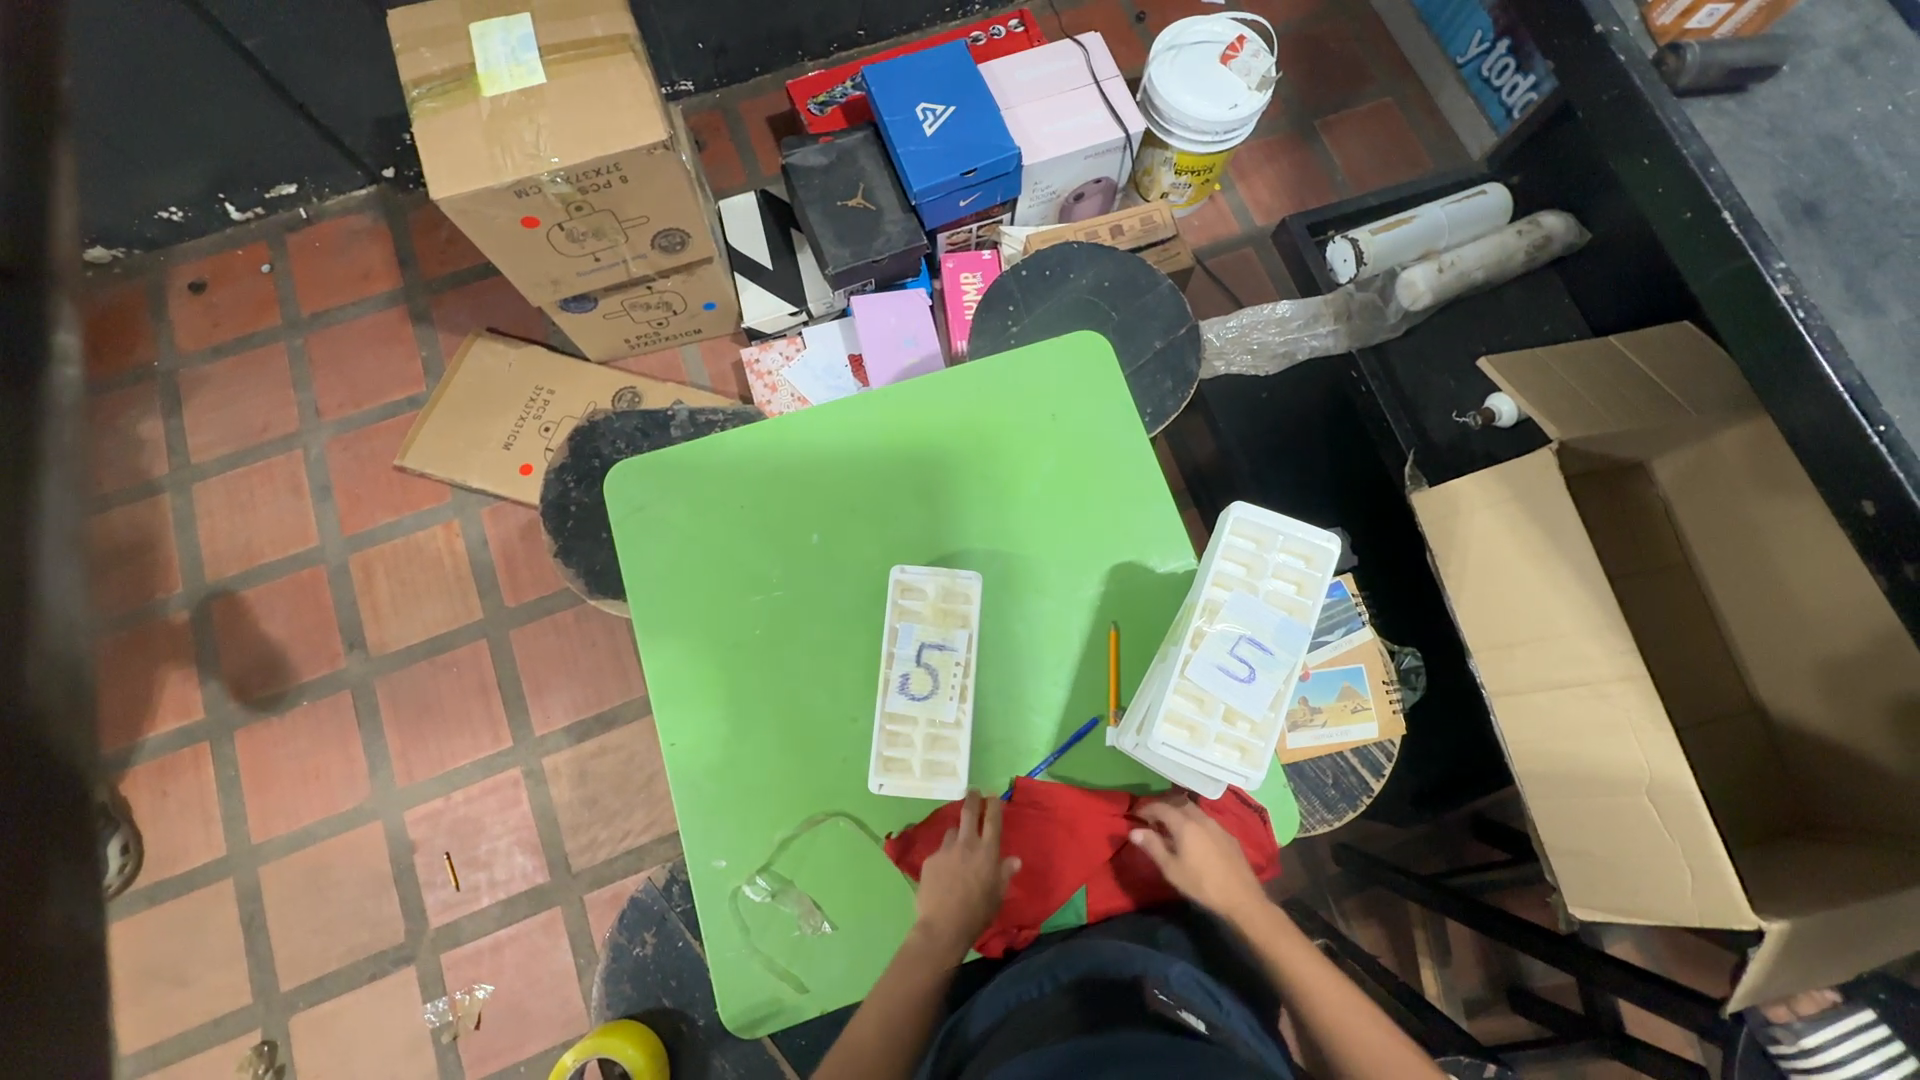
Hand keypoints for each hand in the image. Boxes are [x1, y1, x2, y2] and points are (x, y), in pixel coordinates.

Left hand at [914, 790, 1020, 956]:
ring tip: (959, 844)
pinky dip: (945, 856)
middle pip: (969, 813)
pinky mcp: (930, 860)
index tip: (993, 795)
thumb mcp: (998, 895)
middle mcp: (966, 845)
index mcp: (987, 852)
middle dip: (972, 799)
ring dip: (958, 833)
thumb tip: (1014, 860)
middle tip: (973, 791)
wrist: (943, 926)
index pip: (992, 820)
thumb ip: (1004, 874)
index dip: (993, 805)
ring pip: (952, 832)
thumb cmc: (977, 913)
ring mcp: (946, 850)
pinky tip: (944, 872)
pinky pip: (940, 852)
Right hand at [1130, 796, 1268, 922]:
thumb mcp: (1171, 869)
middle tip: (1153, 819)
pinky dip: (1194, 822)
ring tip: (1172, 828)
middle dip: (1164, 807)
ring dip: (1180, 813)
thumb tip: (1134, 831)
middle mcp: (1201, 818)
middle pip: (1179, 803)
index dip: (1146, 808)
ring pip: (1195, 810)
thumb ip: (1152, 846)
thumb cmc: (1201, 884)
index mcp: (1185, 824)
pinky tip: (1194, 838)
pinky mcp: (1229, 836)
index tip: (1136, 816)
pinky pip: (1206, 820)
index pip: (1161, 807)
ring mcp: (1218, 826)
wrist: (1241, 898)